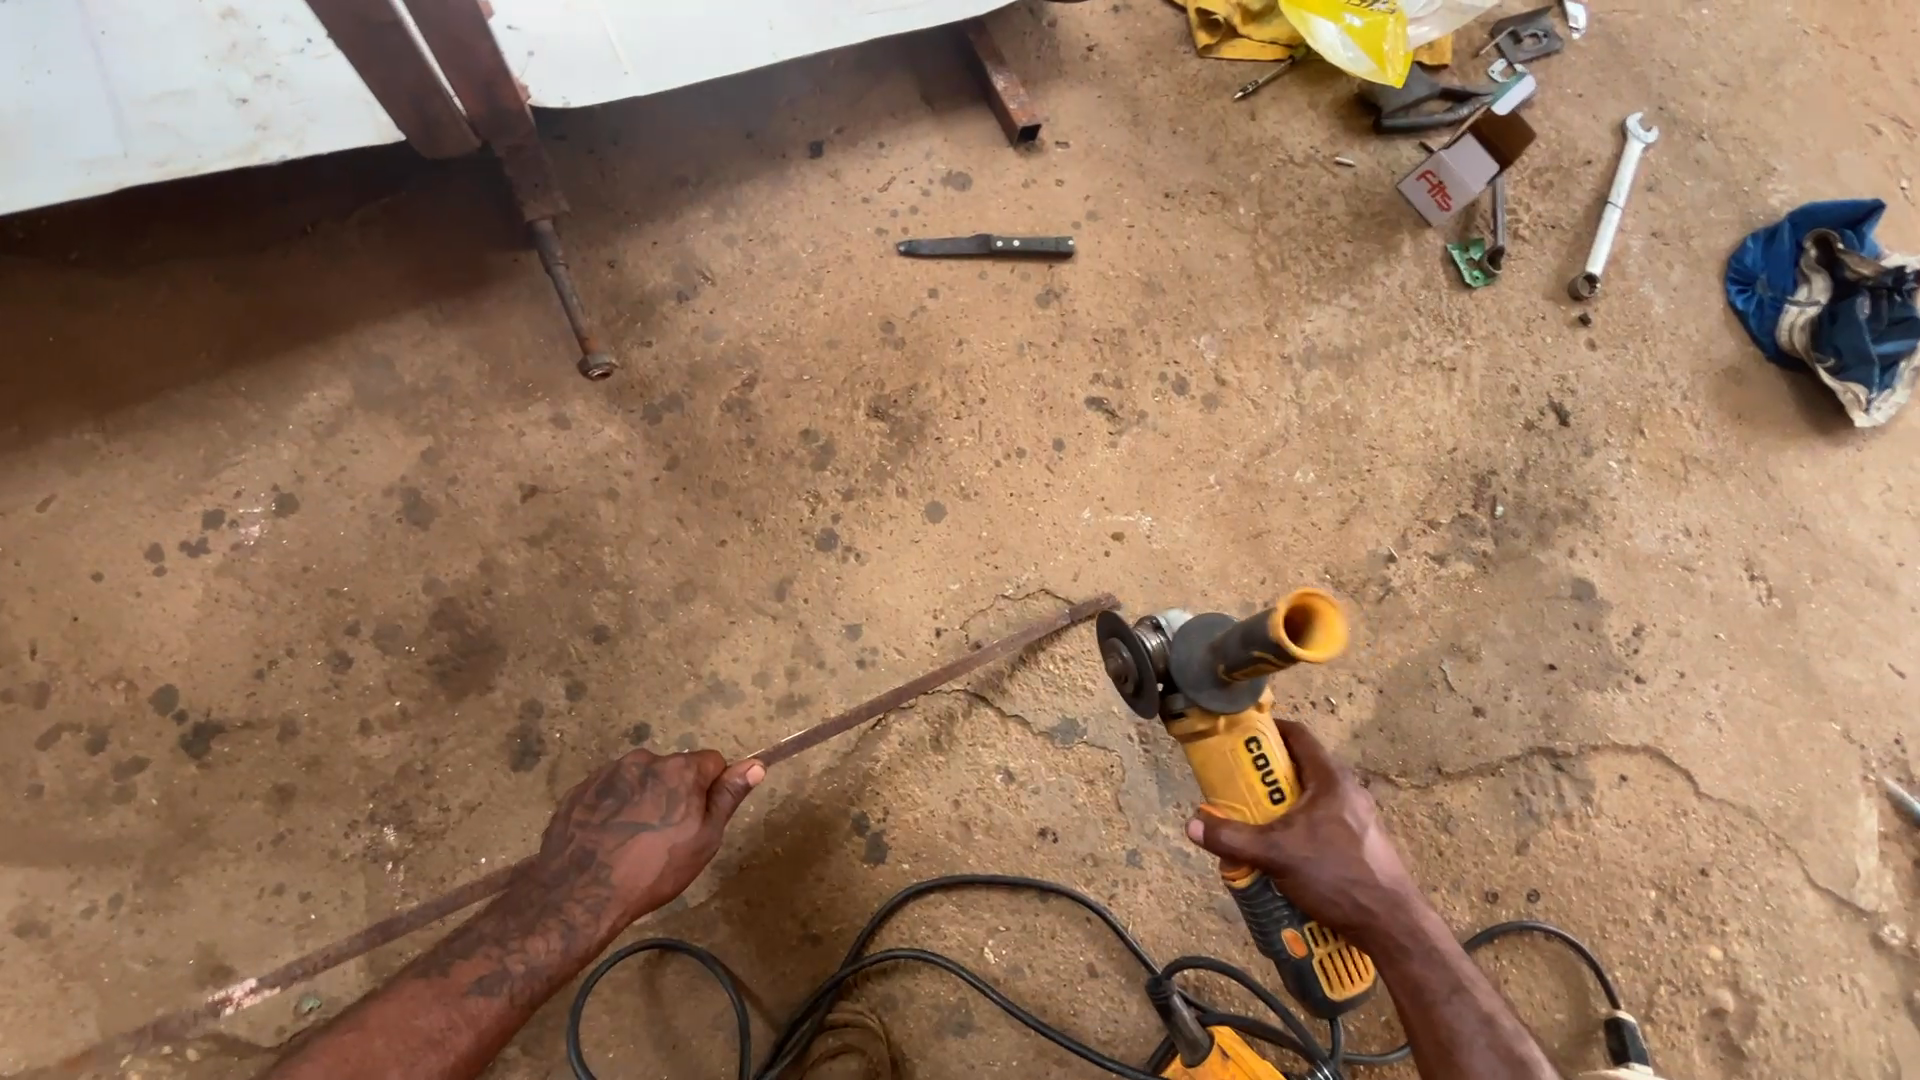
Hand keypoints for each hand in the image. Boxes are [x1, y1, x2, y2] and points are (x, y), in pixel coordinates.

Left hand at [526, 749, 763, 928]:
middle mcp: (645, 759)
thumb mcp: (704, 839)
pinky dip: (615, 807)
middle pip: (674, 769)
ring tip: (633, 840)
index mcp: (680, 768)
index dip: (710, 791)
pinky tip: (609, 838)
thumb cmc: (654, 869)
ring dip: (644, 798)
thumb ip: (729, 796)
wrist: (578, 894)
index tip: (697, 821)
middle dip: (676, 793)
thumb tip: (757, 765)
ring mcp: (608, 772)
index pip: (712, 763)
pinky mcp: (581, 789)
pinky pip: (611, 790)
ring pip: (641, 779)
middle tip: (666, 836)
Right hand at [1184, 720, 1421, 950]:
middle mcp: (1348, 791)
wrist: (1393, 925)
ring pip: (1313, 797)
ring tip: (1258, 820)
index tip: (1241, 739)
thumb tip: (1192, 826)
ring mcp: (1359, 818)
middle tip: (1240, 784)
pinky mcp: (1363, 843)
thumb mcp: (1276, 854)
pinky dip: (1302, 825)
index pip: (1298, 735)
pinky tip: (1287, 851)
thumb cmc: (1337, 875)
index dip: (1268, 730)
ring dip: (1285, 803)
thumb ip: (1232, 839)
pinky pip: (1325, 820)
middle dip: (1269, 774)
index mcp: (1330, 779)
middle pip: (1302, 767)